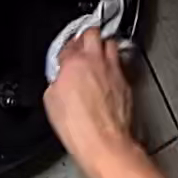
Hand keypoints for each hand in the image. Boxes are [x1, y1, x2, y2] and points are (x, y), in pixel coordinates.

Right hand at [44, 29, 145, 177]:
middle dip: (86, 37)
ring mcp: (114, 71)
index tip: (64, 56)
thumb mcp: (51, 100)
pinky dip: (113, 68)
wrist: (104, 144)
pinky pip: (120, 66)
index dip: (66, 49)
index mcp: (74, 62)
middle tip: (81, 46)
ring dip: (103, 47)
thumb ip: (57, 81)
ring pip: (111, 44)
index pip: (69, 43)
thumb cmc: (79, 126)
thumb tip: (60, 80)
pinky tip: (107, 78)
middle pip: (93, 33)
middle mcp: (96, 62)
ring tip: (97, 57)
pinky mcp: (126, 84)